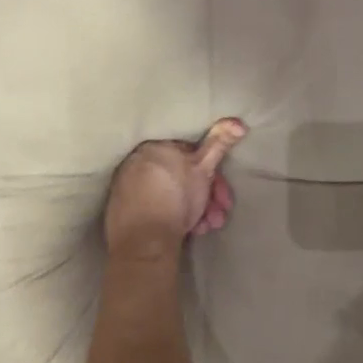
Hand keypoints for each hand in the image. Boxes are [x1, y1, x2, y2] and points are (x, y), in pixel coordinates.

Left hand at [103, 119, 247, 259]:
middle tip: (219, 215)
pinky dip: (177, 218)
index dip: (213, 175)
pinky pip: (159, 209)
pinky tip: (190, 231)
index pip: (190, 154)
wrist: (145, 241)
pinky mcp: (125, 212)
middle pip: (183, 177)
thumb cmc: (176, 197)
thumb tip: (238, 121)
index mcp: (154, 147)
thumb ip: (219, 143)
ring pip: (173, 196)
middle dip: (208, 197)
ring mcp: (129, 188)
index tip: (224, 196)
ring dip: (198, 211)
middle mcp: (138, 163)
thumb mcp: (203, 168)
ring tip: (207, 227)